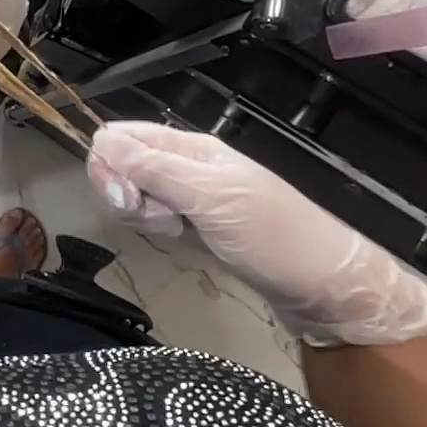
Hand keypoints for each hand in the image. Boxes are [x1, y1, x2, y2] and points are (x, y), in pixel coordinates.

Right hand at [87, 120, 426, 346]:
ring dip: (140, 213)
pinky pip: (149, 215)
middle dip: (123, 192)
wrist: (326, 290)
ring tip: (175, 229)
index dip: (109, 161)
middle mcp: (183, 165)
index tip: (127, 194)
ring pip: (131, 192)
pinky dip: (153, 226)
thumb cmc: (275, 238)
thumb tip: (100, 141)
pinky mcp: (188, 222)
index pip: (121, 136)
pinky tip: (177, 237)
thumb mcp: (212, 199)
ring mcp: (186, 195)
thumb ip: (154, 170)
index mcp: (191, 148)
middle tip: (156, 216)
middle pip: (120, 164)